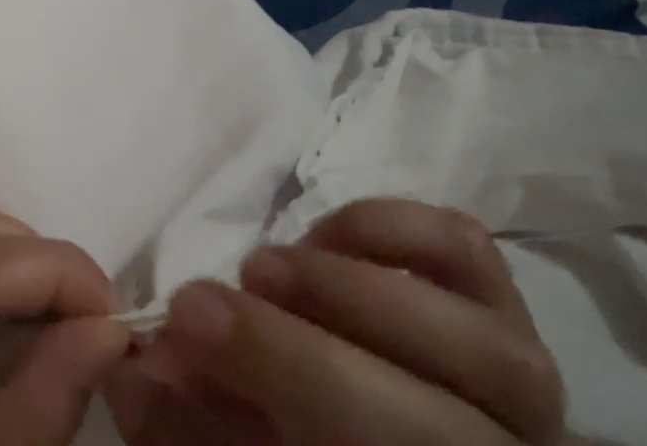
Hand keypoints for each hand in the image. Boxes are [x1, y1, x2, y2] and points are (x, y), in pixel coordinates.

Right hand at [107, 199, 567, 445]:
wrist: (375, 419)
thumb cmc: (304, 429)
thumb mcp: (229, 441)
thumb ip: (182, 419)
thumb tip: (132, 361)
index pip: (381, 444)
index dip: (282, 369)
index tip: (185, 315)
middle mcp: (502, 439)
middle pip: (441, 407)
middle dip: (303, 345)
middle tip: (206, 294)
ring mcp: (514, 363)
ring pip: (471, 322)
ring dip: (345, 284)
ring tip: (265, 268)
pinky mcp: (501, 298)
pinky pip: (467, 245)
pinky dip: (388, 223)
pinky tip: (323, 237)